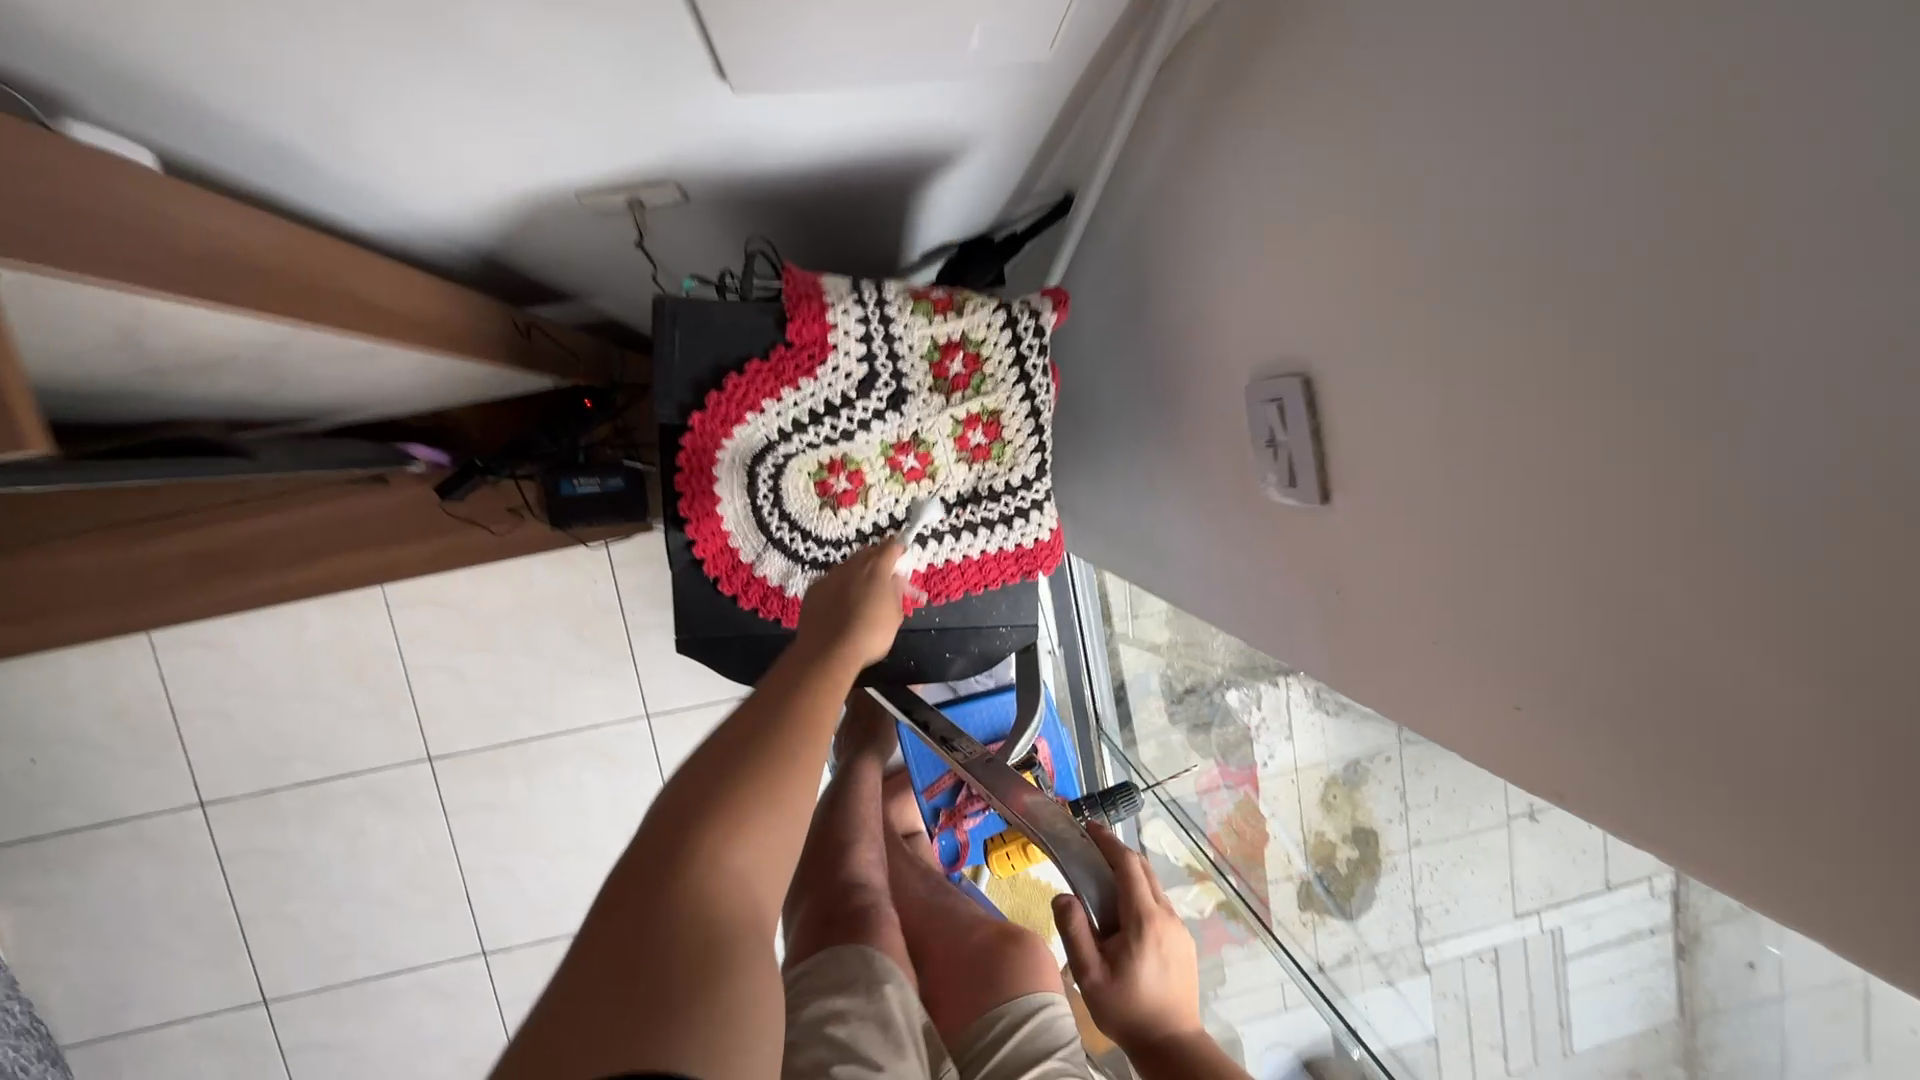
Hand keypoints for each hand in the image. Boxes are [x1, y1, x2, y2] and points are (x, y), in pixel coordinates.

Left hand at [794, 539, 906, 670]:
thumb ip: (896, 592)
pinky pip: (831, 582)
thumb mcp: (895, 616)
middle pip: (867, 553)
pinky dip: (838, 588)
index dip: (898, 548)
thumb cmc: (870, 635)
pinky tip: (839, 606)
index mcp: (876, 569)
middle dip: (877, 560)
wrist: (827, 652)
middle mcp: (852, 566)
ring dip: (857, 574)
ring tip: (861, 593)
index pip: (891, 547)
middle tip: (883, 575)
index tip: (902, 553)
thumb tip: (895, 579)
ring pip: (847, 567)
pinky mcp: (813, 590)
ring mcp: (829, 576)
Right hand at [1052, 822, 1204, 1052]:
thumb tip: (1062, 895)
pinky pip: (1159, 904)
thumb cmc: (1126, 1010)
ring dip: (1129, 875)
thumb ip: (1075, 931)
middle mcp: (1166, 915)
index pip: (1128, 864)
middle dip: (1117, 852)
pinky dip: (1140, 894)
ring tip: (1101, 880)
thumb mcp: (1090, 976)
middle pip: (1143, 869)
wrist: (1171, 1044)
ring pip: (1153, 886)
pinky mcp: (1183, 941)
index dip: (1108, 842)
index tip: (1090, 828)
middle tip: (1090, 847)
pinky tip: (1122, 914)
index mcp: (1144, 919)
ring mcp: (1179, 928)